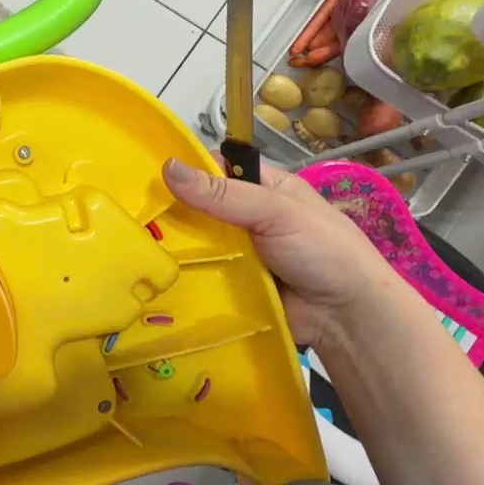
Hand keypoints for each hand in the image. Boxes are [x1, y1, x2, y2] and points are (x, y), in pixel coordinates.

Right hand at [162, 157, 405, 351]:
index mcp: (265, 189)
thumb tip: (168, 167)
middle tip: (138, 217)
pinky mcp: (233, 284)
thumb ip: (223, 193)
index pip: (218, 170)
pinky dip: (185, 275)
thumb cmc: (322, 251)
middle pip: (201, 208)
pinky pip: (202, 275)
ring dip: (176, 246)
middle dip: (174, 212)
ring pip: (197, 243)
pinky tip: (157, 276)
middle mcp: (249, 218)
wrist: (347, 317)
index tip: (152, 179)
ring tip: (136, 247)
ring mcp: (240, 253)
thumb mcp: (275, 211)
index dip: (189, 171)